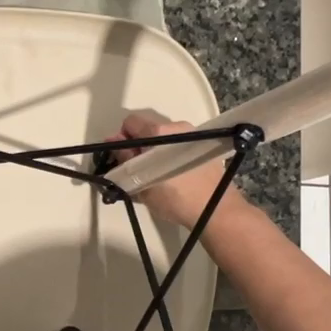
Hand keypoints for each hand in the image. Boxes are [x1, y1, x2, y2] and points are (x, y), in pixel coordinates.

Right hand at [106, 110, 249, 227]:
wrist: (215, 208)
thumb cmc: (174, 198)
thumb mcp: (140, 183)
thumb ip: (125, 160)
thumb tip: (115, 144)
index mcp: (159, 132)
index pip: (130, 122)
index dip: (122, 139)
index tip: (123, 158)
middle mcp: (177, 126)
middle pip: (148, 128)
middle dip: (139, 144)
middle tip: (138, 168)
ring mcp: (193, 133)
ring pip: (164, 136)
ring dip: (155, 149)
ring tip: (157, 171)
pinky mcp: (204, 143)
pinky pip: (178, 142)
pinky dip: (170, 152)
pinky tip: (173, 171)